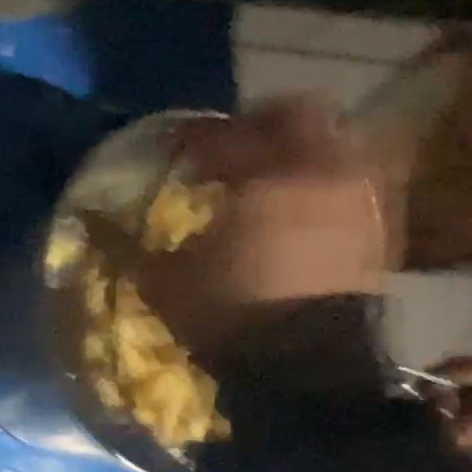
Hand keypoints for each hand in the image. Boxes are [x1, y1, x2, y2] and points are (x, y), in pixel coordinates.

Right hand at [136, 97, 387, 353]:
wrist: (305, 360)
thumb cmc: (229, 313)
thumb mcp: (163, 282)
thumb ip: (127, 245)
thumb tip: (89, 221)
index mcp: (263, 176)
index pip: (221, 137)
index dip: (189, 138)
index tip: (167, 147)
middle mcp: (321, 166)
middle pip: (296, 112)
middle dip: (258, 123)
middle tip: (228, 146)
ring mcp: (362, 189)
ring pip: (337, 138)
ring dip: (302, 146)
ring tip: (272, 173)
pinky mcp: (382, 218)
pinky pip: (358, 175)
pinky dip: (328, 177)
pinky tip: (302, 203)